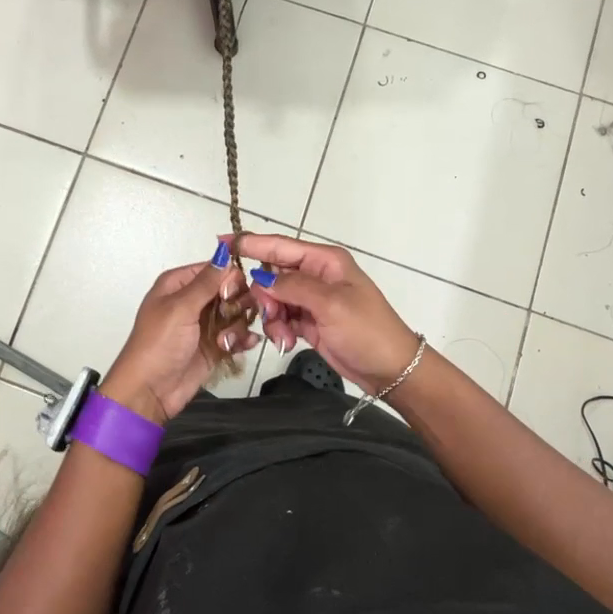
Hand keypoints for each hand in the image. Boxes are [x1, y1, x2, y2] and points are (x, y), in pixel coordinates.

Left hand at [102, 250, 259, 423]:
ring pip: (237, 312)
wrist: (150, 391)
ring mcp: (205, 323)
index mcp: (179, 284)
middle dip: (237, 303)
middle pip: (230, 290)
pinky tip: (239, 346)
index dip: (228, 278)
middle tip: (231, 317)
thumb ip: (207, 282)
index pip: (215, 269)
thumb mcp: (180, 308)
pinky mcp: (215, 346)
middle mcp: (193, 300)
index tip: (232, 293)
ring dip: (237, 325)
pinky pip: (237, 334)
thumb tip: (224, 251)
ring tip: (225, 341)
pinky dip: (241, 339)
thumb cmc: (158, 344)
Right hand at [234, 234, 418, 394]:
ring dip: (271, 317)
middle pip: (272, 274)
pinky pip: (281, 317)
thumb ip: (292, 286)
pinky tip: (286, 342)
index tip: (220, 242)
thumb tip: (261, 277)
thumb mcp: (330, 304)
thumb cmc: (367, 331)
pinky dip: (279, 328)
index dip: (251, 243)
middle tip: (269, 314)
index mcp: (324, 261)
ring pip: (273, 298)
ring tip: (282, 336)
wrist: (392, 370)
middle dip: (264, 294)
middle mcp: (316, 275)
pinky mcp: (310, 321)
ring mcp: (313, 299)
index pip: (280, 246)